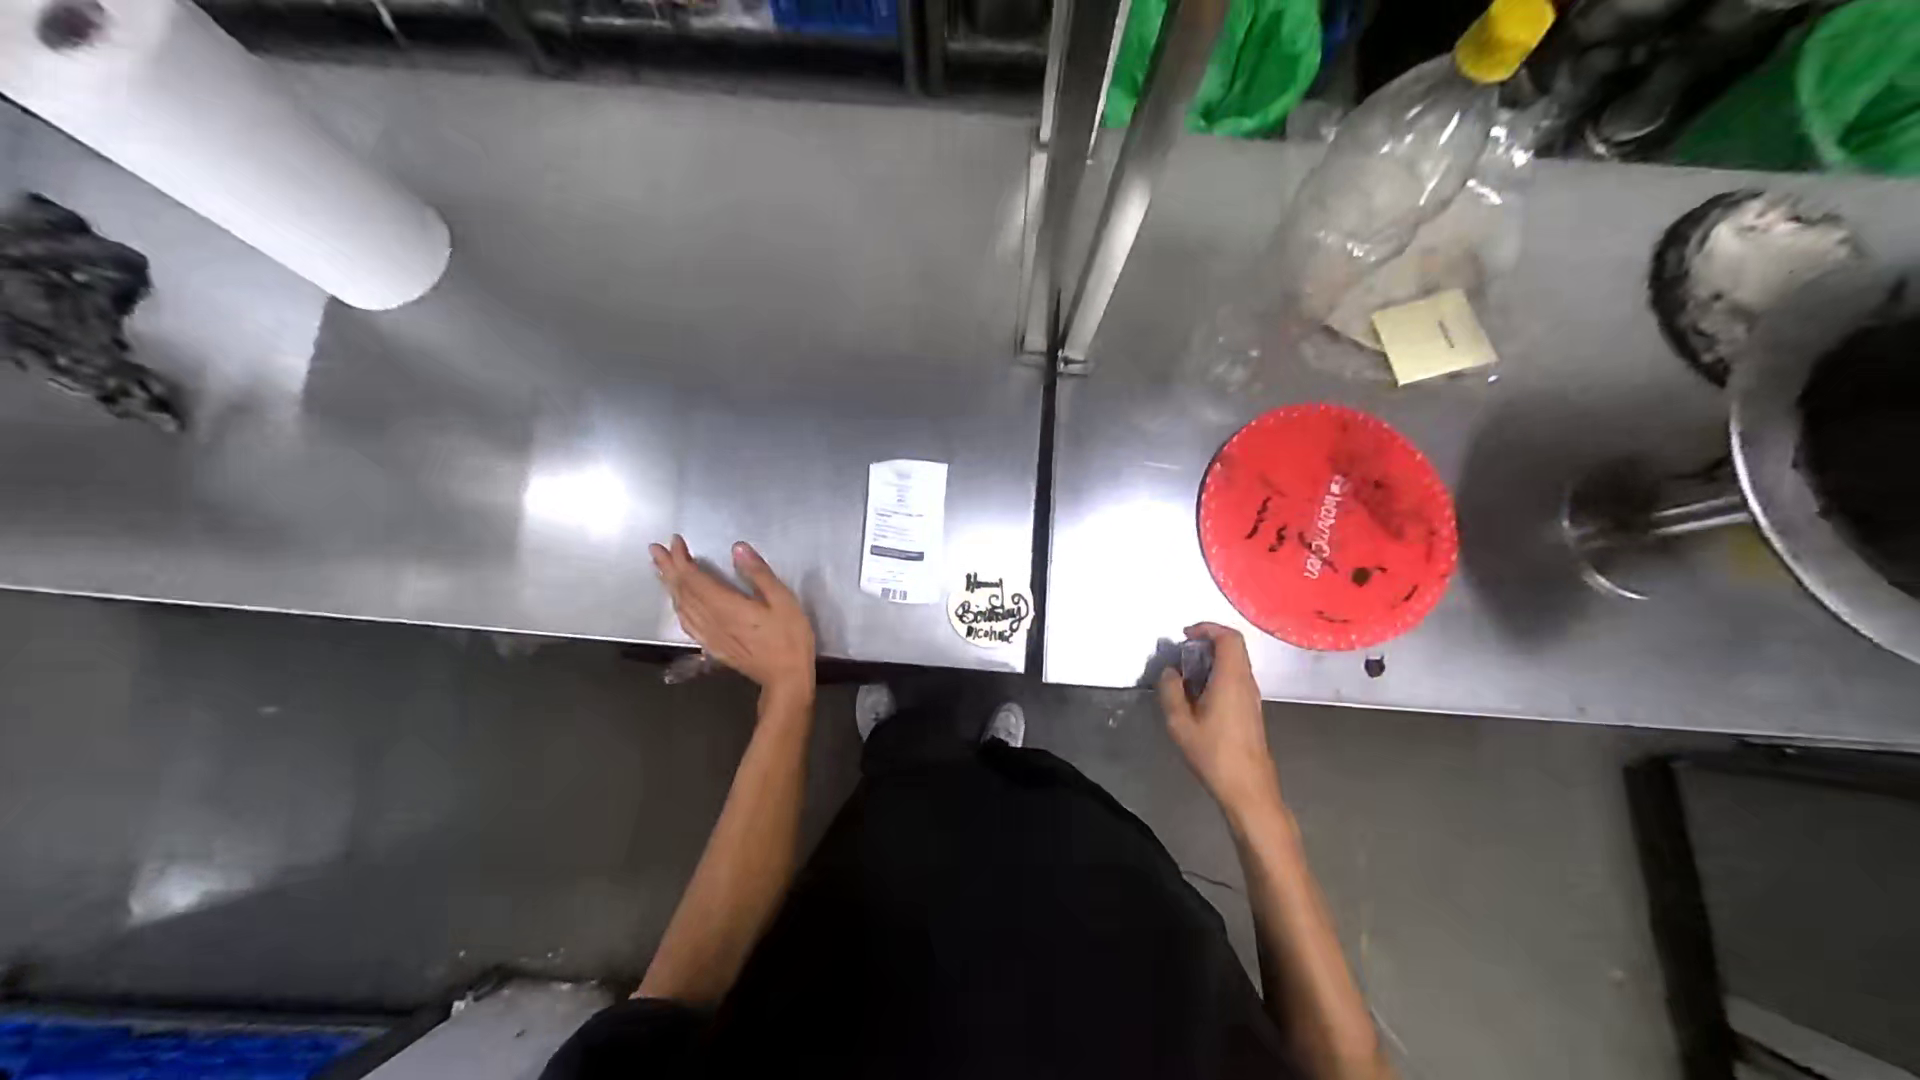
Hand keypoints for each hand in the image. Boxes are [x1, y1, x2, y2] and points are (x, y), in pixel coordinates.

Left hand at [650, 535, 815, 700]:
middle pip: (682, 591)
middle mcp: (711, 620)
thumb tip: (737, 549)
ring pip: (681, 607)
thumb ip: (758, 573)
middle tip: (655, 549)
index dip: (680, 559)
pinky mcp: (712, 645)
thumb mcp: (783, 600)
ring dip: (669, 586)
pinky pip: (687, 623)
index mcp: (725, 606)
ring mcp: (709, 635)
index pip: (694, 578)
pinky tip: (678, 603)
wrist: (785, 677)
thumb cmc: (788, 637)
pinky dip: (678, 607)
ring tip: (661, 570)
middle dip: (667, 568)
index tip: (674, 541)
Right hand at [1157, 623, 1281, 817]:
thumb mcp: (1179, 723)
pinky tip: (1198, 694)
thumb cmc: (1213, 754)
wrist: (1248, 788)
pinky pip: (1235, 679)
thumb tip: (1170, 671)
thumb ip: (1170, 690)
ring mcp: (1251, 697)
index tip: (1186, 635)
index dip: (1208, 628)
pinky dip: (1217, 674)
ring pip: (1236, 663)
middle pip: (1234, 647)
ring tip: (1186, 674)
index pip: (1229, 638)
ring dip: (1212, 659)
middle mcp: (1246, 683)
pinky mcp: (1250, 710)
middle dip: (1208, 641)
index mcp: (1231, 679)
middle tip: (1183, 652)